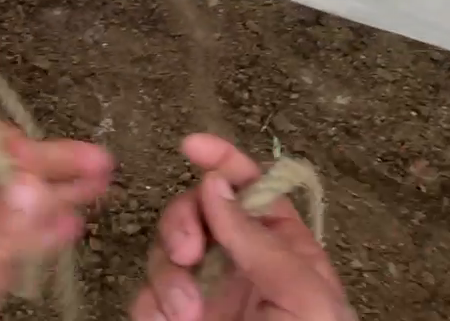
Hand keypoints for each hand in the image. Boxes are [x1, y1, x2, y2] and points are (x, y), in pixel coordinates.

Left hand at [0, 125, 115, 320]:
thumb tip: (33, 182)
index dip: (14, 146)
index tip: (46, 164)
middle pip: (8, 169)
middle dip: (52, 162)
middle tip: (97, 161)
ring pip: (20, 202)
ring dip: (59, 191)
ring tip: (100, 183)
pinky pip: (21, 239)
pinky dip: (48, 229)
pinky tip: (72, 226)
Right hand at [132, 134, 354, 320]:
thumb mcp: (303, 303)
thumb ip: (258, 239)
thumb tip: (216, 183)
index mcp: (286, 255)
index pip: (254, 190)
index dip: (224, 160)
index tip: (190, 146)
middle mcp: (242, 268)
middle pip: (198, 210)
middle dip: (183, 221)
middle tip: (185, 252)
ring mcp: (207, 298)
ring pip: (166, 250)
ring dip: (167, 274)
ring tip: (185, 314)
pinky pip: (147, 296)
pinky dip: (150, 305)